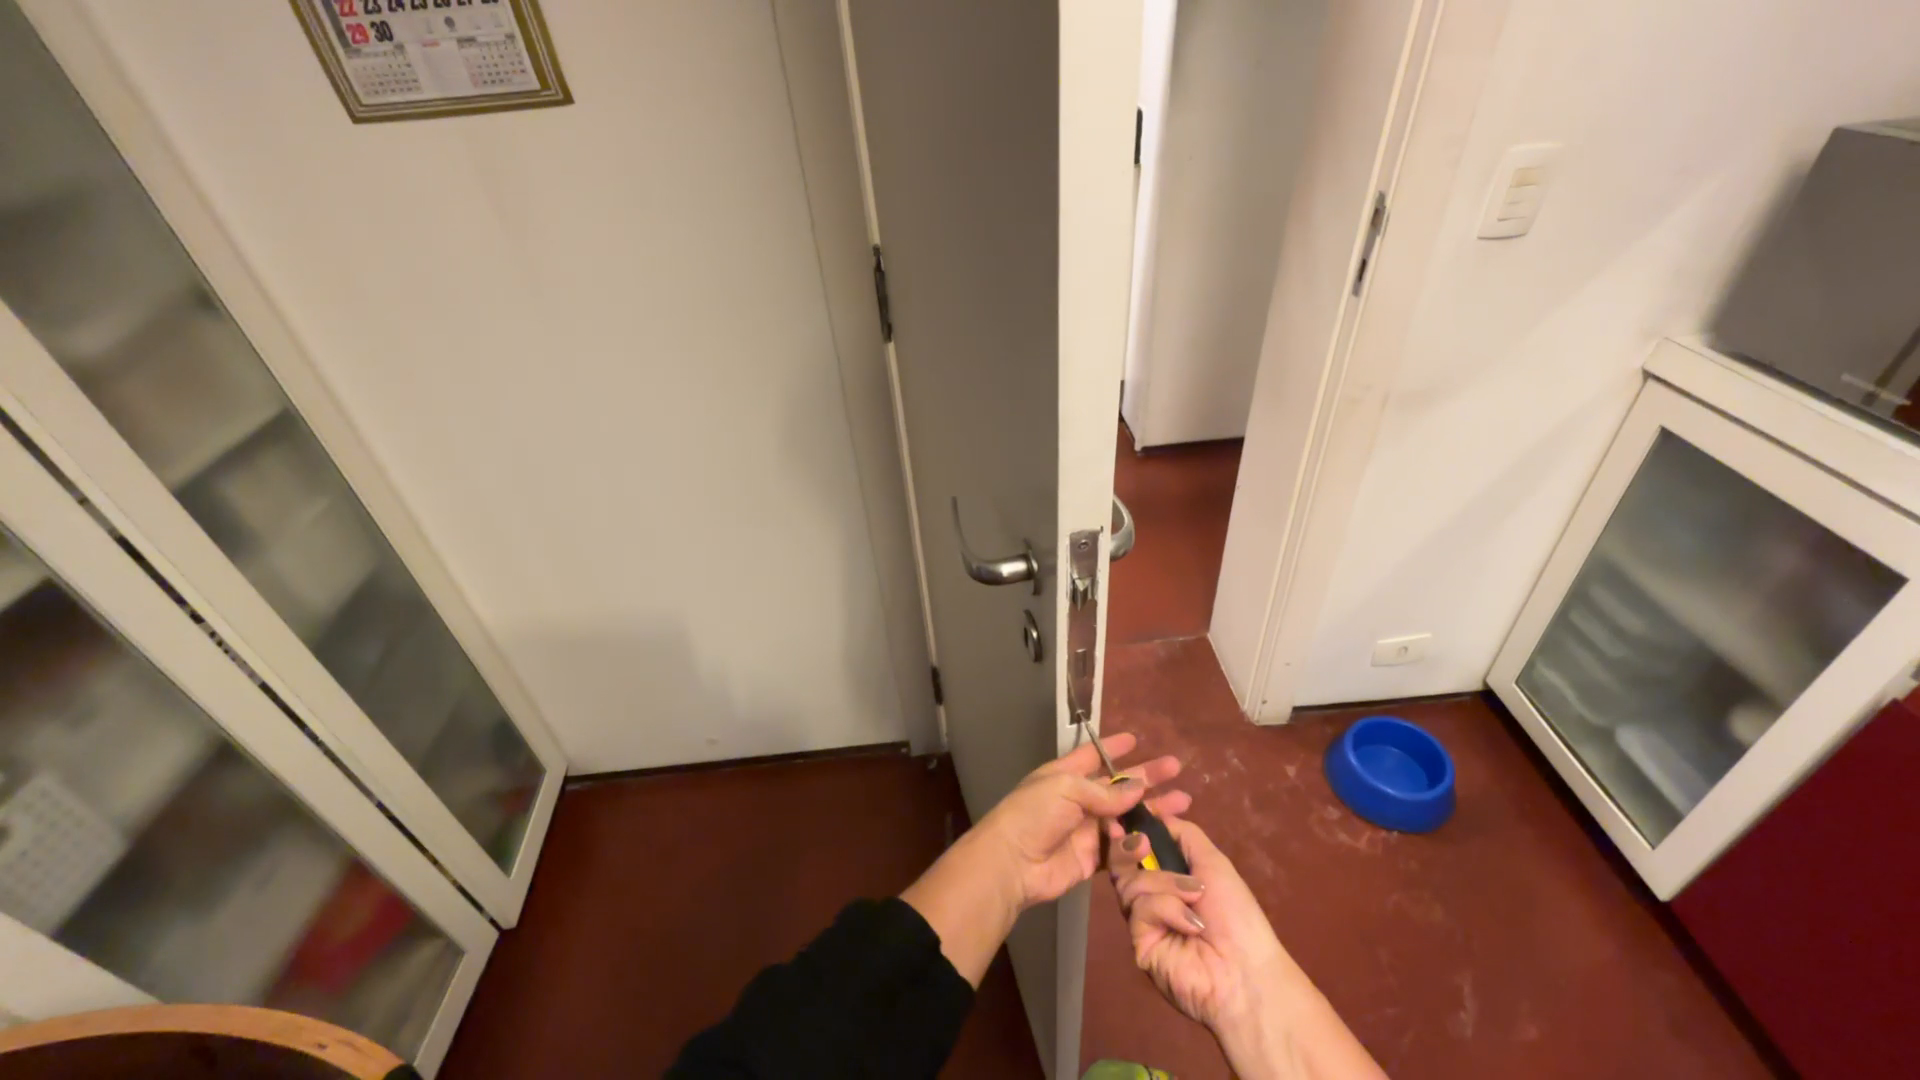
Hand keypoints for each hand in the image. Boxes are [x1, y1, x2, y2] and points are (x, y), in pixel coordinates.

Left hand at [902, 732, 1184, 985]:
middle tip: (1176, 769)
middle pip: (1118, 786)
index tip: (1136, 739)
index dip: (1114, 747)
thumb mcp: (1066, 788)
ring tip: (1182, 803)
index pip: (1093, 756)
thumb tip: (1138, 787)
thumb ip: (1104, 790)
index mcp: (1065, 775)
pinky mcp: (1092, 858)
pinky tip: (1155, 837)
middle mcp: (1079, 800)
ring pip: (1126, 817)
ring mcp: (1087, 830)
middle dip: (1147, 778)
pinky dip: (1137, 844)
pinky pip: (1121, 849)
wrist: (1013, 863)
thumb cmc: (1034, 815)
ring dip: (1152, 810)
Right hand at [1107, 818, 1386, 1079]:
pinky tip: (1191, 924)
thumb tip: (1156, 814)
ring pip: (1131, 882)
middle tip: (1143, 846)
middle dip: (1130, 848)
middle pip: (1122, 862)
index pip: (1136, 848)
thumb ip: (1183, 834)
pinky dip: (1168, 908)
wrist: (1245, 969)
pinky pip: (1140, 908)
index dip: (1129, 832)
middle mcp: (1151, 896)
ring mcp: (1143, 920)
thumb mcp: (1213, 863)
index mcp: (1168, 876)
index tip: (1126, 818)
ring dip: (1167, 884)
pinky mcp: (1139, 941)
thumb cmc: (1236, 914)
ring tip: (1195, 898)